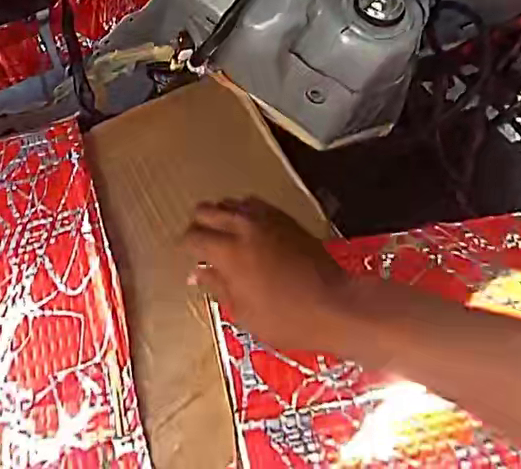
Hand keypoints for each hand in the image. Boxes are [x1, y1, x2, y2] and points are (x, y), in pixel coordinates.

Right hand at [180, 197, 354, 355]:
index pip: (193, 236)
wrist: (335, 304)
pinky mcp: (282, 216)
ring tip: (222, 234)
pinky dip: (242, 211)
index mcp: (229, 251)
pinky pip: (252, 203)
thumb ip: (217, 286)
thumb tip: (196, 272)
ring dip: (220, 215)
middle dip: (198, 224)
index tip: (186, 254)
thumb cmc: (286, 319)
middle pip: (207, 210)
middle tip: (200, 242)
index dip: (185, 245)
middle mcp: (242, 225)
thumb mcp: (244, 312)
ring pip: (229, 202)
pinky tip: (246, 228)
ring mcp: (264, 217)